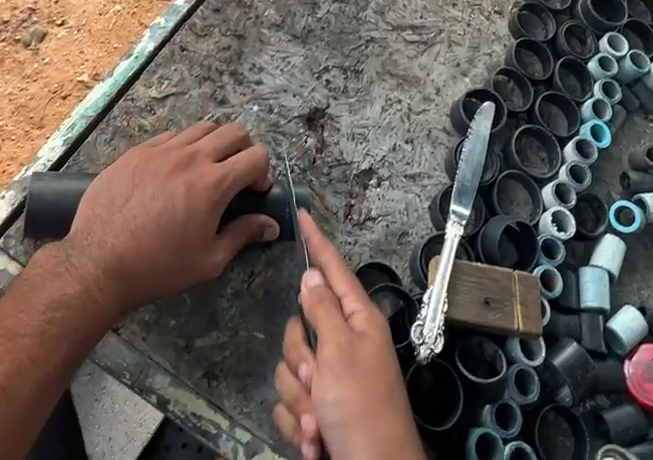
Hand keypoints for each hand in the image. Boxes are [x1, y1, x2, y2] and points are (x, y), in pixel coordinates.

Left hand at [61, 122, 278, 314]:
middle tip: (235, 175)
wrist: (98, 263)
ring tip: (204, 170)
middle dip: (244, 150)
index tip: (253, 191)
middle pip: (234, 131)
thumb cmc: (157, 267)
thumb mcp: (208, 260)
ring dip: (213, 145)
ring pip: (202, 129)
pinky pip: (170, 137)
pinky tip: (171, 173)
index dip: (262, 172)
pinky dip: (182, 148)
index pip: (257, 155)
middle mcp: (191, 157)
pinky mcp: (137, 151)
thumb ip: (243, 235)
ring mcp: (161, 150)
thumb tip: (271, 224)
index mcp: (213, 183)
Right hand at [271, 212, 424, 459]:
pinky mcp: (319, 409)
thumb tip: (311, 275)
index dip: (317, 242)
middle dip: (301, 359)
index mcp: (358, 321)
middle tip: (317, 381)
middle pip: (300, 327)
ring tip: (321, 419)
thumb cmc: (362, 410)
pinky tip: (316, 439)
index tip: (303, 214)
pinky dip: (299, 424)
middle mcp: (345, 344)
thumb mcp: (340, 353)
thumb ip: (322, 311)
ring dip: (301, 399)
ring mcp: (331, 378)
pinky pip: (290, 403)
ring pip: (290, 368)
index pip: (332, 270)